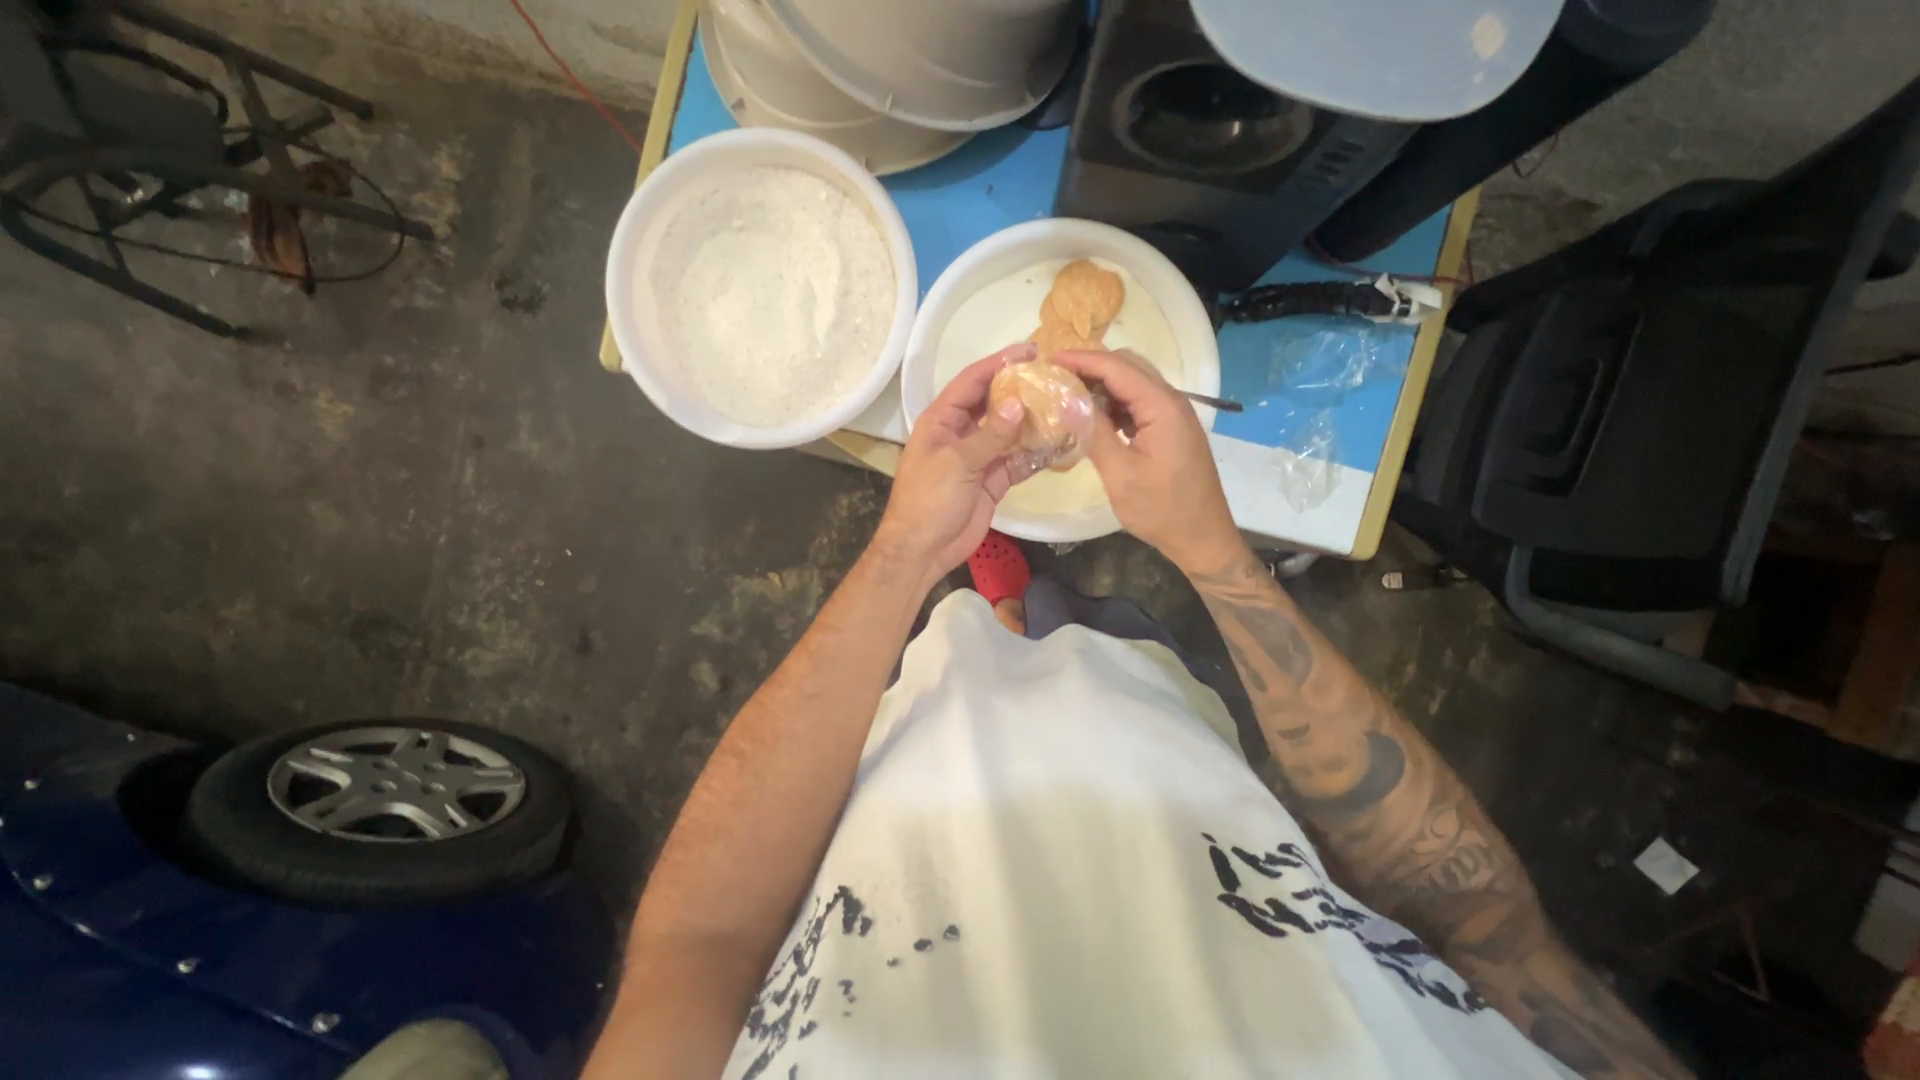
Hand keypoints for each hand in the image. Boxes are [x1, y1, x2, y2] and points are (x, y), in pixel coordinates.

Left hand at [872, 345, 1036, 589]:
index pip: (972, 382)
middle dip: (1020, 390)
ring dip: (1033, 422)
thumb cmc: (930, 499)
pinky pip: (1017, 461)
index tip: (1029, 351)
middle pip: (993, 403)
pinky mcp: (992, 481)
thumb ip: (990, 433)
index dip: (998, 364)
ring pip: (1009, 432)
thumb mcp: (958, 462)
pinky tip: (1060, 444)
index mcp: (941, 420)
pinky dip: (1036, 454)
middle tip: (1053, 376)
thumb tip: (1018, 403)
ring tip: (1064, 405)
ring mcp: (977, 457)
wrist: (923, 549)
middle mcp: (960, 433)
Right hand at [1052, 349, 1243, 575]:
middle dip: (1091, 365)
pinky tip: (1093, 415)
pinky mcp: (1171, 429)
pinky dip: (1115, 401)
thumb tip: (1066, 400)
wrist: (1202, 537)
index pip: (1117, 368)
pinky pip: (1140, 402)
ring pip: (1134, 382)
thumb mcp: (1120, 474)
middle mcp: (1172, 401)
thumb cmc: (1161, 510)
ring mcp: (1174, 414)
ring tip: (1067, 392)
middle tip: (1055, 375)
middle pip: (1128, 366)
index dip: (1081, 360)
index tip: (1048, 360)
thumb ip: (1094, 432)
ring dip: (1102, 383)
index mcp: (1162, 407)